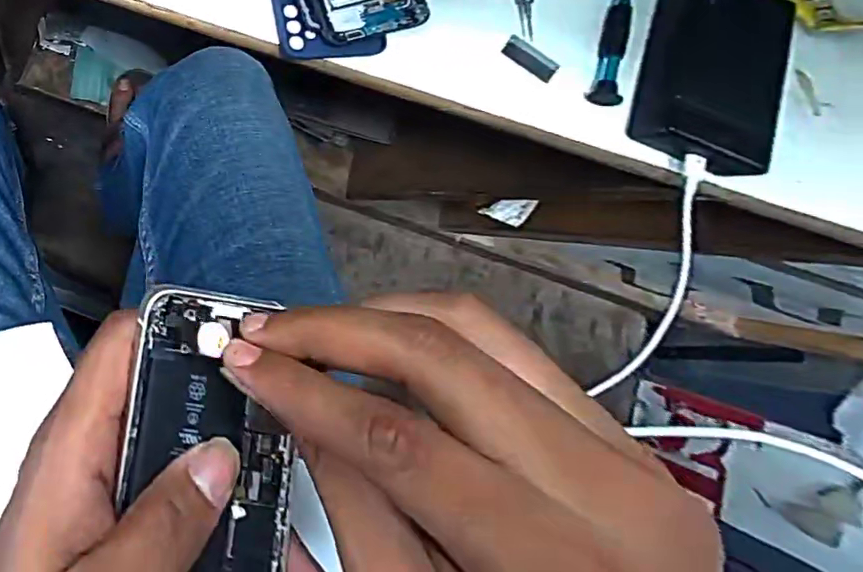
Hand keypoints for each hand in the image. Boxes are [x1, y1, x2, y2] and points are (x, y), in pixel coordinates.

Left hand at [0, 310, 241, 570]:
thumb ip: (161, 520)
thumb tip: (217, 458)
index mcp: (70, 440)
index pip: (120, 341)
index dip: (172, 325)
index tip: (227, 337)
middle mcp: (78, 443)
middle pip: (149, 384)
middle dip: (206, 397)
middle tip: (263, 418)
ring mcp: (90, 474)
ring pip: (160, 433)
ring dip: (208, 452)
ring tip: (261, 480)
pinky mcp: (100, 506)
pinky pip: (153, 477)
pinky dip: (192, 491)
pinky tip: (229, 521)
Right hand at [221, 293, 721, 571]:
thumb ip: (355, 508)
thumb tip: (296, 409)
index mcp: (563, 560)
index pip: (405, 442)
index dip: (308, 393)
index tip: (244, 360)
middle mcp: (606, 485)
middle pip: (437, 354)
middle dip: (330, 330)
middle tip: (263, 331)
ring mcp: (617, 444)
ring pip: (466, 322)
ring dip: (368, 315)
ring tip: (307, 332)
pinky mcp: (605, 423)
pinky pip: (495, 338)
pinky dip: (417, 325)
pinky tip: (371, 341)